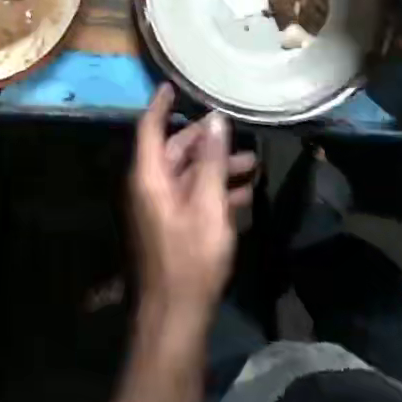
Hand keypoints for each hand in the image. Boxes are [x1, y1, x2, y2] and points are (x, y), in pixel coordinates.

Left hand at [128, 84, 257, 323]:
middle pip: (174, 150)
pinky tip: (245, 194)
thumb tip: (216, 120)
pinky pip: (190, 197)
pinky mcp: (170, 226)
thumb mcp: (207, 206)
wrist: (175, 316)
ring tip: (253, 164)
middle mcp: (148, 186)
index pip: (149, 127)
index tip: (173, 85)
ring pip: (187, 175)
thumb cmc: (190, 258)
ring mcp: (158, 207)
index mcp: (148, 176)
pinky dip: (213, 190)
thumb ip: (211, 162)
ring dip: (215, 167)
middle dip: (205, 140)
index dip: (161, 104)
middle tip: (236, 133)